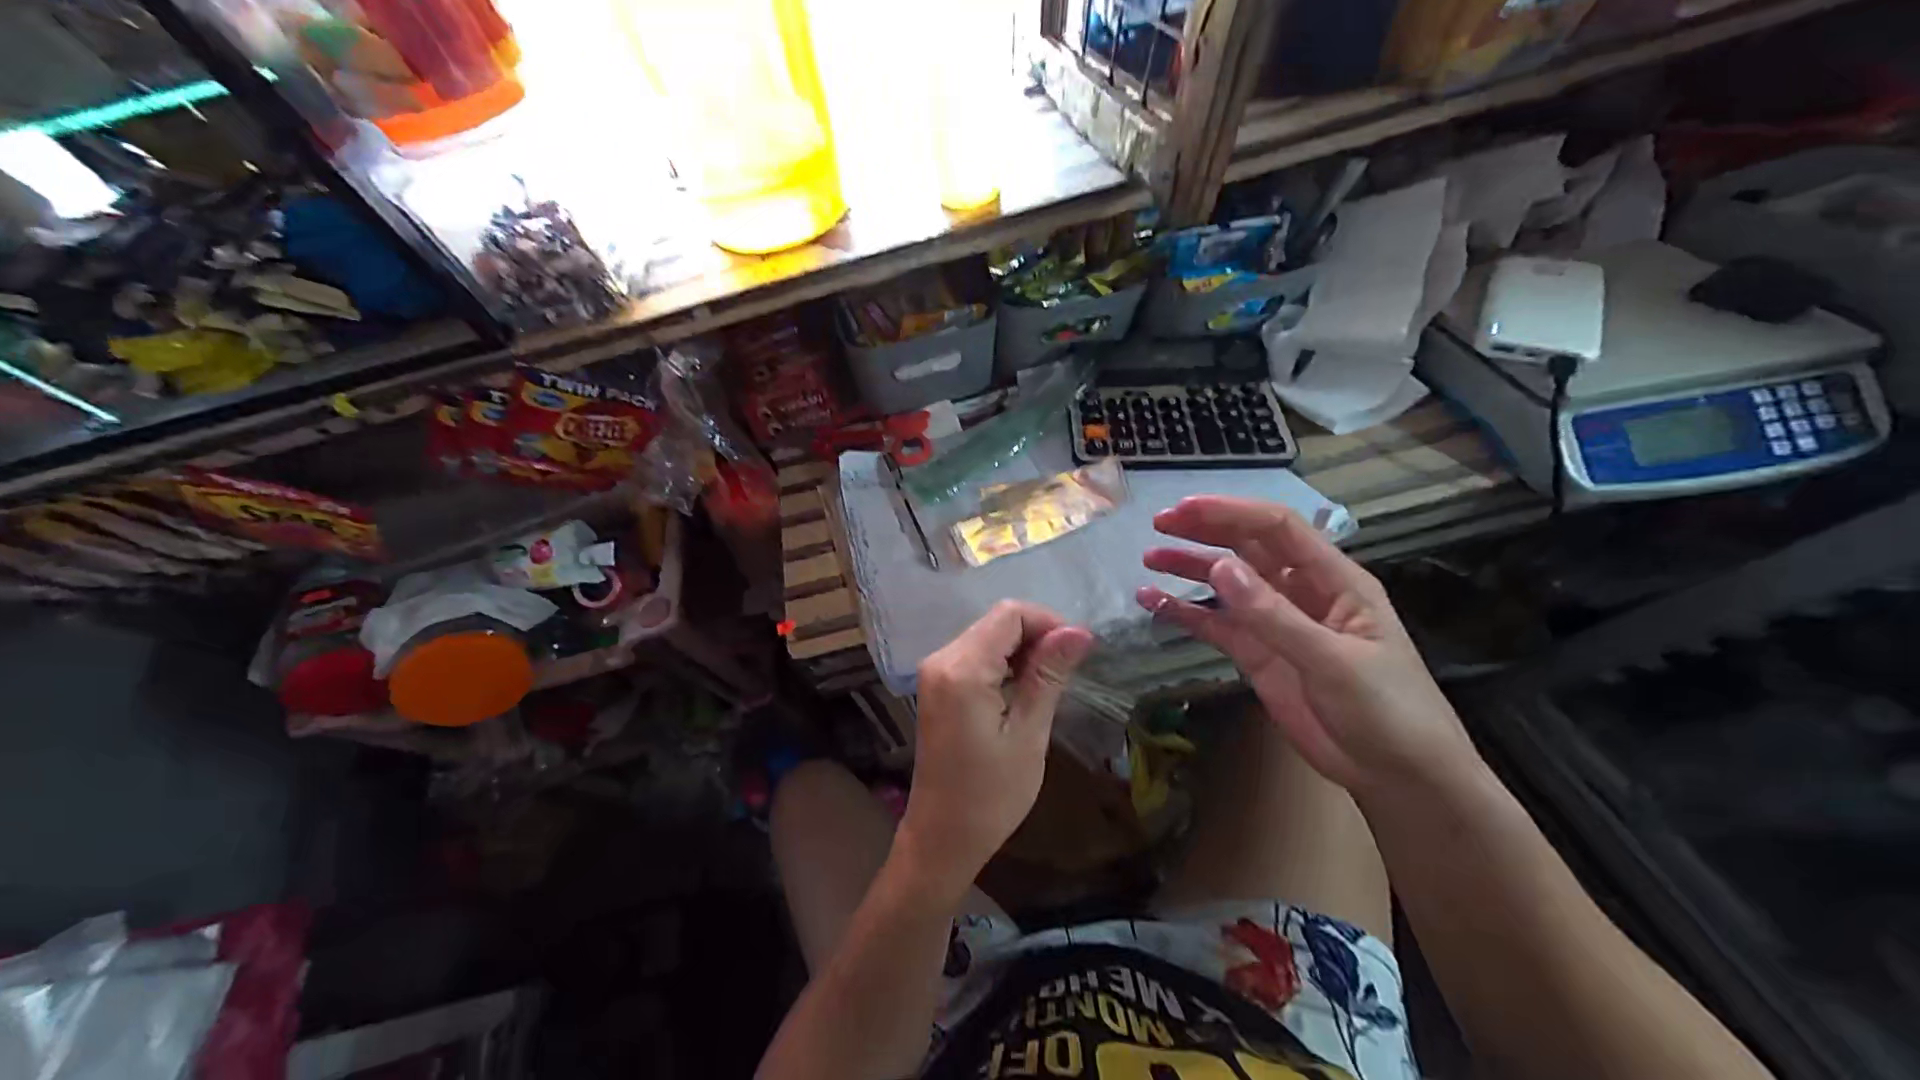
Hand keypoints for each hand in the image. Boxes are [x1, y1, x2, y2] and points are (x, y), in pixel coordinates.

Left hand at [898, 601, 1093, 893]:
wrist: (942, 837)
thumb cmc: (991, 794)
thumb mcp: (1029, 733)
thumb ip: (1049, 675)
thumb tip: (1079, 631)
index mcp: (962, 668)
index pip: (1010, 614)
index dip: (1048, 622)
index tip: (1077, 653)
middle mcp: (941, 659)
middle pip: (997, 622)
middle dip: (1036, 636)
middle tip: (1067, 673)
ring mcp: (934, 673)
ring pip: (987, 637)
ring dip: (1021, 651)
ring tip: (1049, 686)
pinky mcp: (936, 687)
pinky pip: (975, 656)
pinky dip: (1003, 664)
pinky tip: (1022, 693)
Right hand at [1136, 496, 1477, 795]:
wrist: (1397, 774)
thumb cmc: (1386, 709)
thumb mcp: (1333, 660)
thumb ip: (1274, 615)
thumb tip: (1220, 567)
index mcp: (1333, 579)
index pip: (1277, 529)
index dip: (1230, 513)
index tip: (1184, 511)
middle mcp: (1301, 591)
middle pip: (1247, 548)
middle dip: (1204, 532)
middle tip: (1159, 524)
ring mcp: (1276, 623)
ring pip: (1227, 584)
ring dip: (1190, 568)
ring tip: (1150, 559)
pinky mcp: (1257, 655)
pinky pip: (1216, 625)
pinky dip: (1185, 613)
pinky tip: (1155, 604)